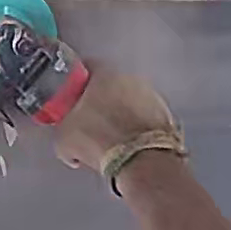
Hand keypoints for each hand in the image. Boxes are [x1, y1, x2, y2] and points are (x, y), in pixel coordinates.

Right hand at [54, 70, 177, 174]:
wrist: (142, 162)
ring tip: (108, 138)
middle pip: (109, 84)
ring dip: (119, 114)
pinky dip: (135, 129)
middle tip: (87, 120)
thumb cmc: (98, 138)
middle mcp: (131, 77)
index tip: (68, 97)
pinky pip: (144, 119)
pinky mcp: (168, 117)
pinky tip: (126, 146)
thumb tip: (66, 138)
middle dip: (98, 100)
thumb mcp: (64, 137)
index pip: (85, 67)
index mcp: (104, 72)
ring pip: (128, 101)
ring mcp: (153, 96)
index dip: (73, 83)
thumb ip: (62, 129)